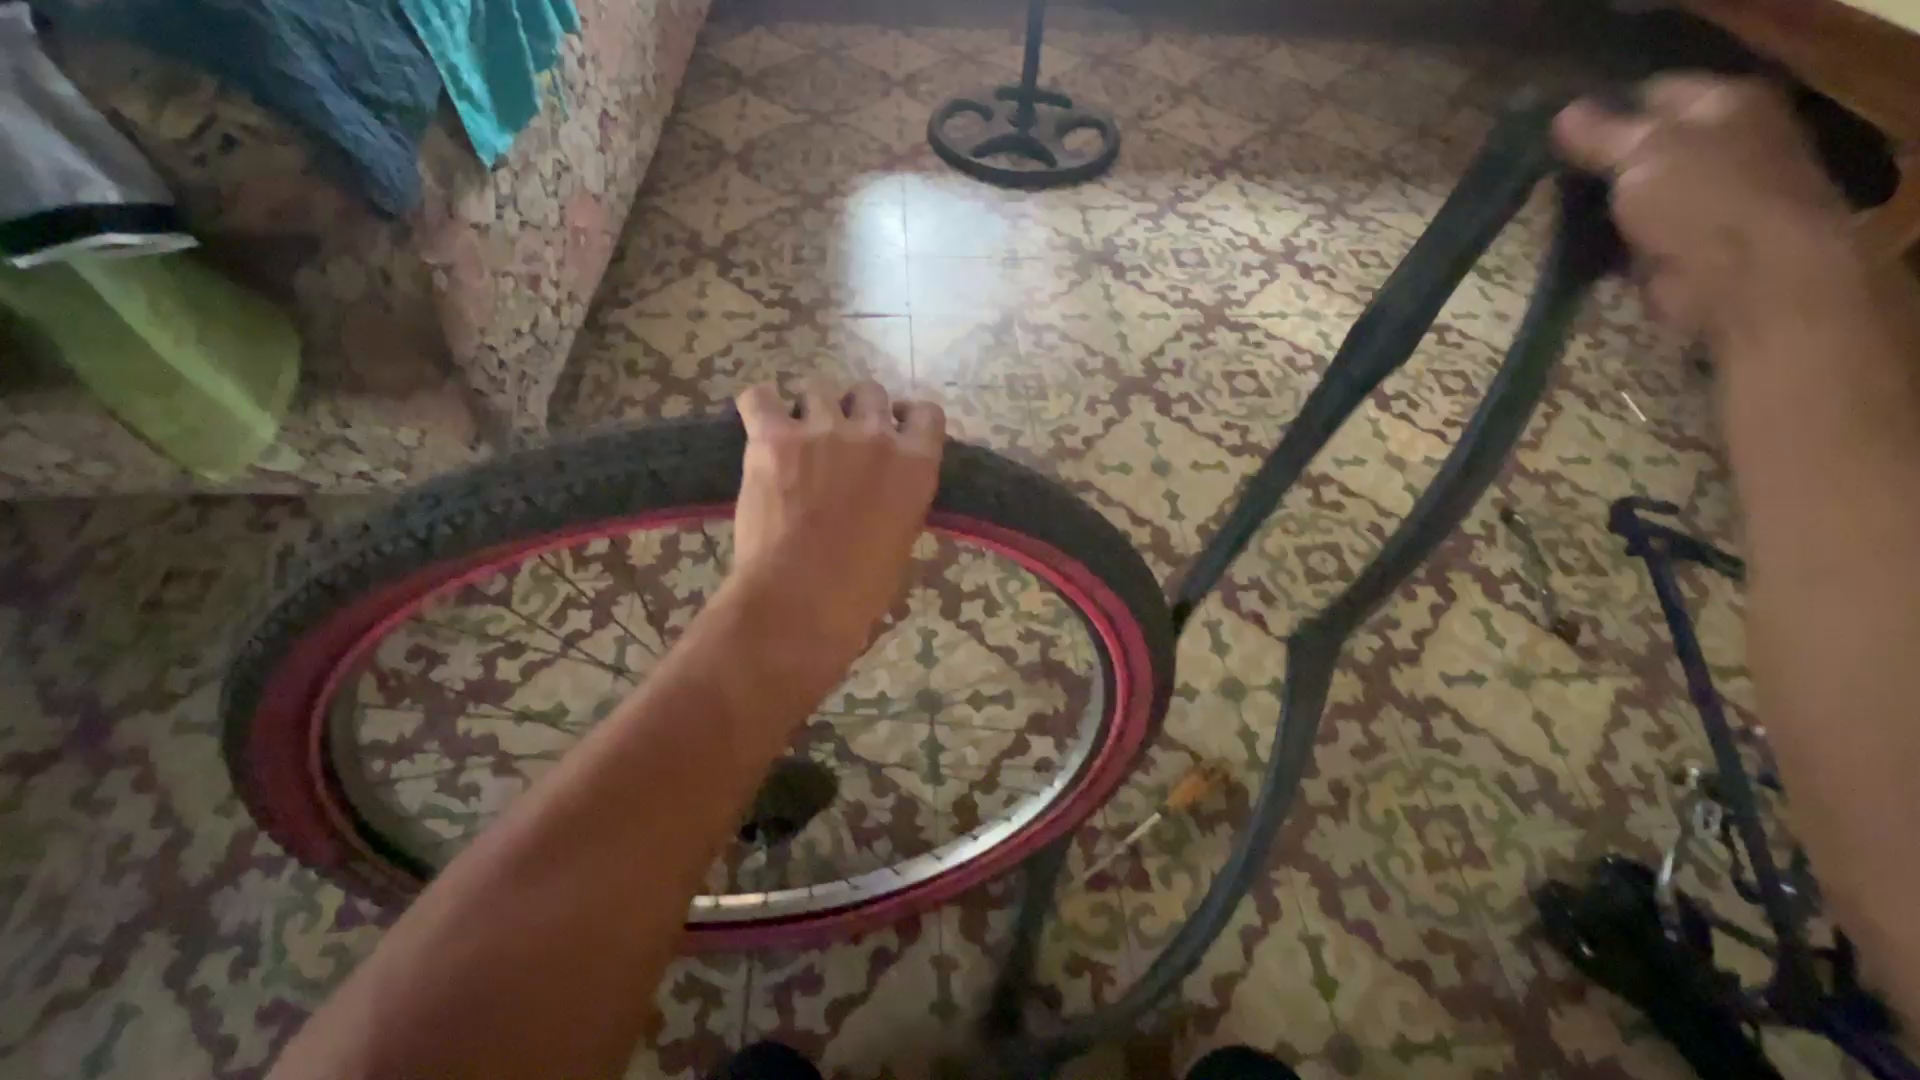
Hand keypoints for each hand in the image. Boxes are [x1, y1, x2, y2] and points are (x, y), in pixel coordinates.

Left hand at [730, 381, 944, 657]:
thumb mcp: (901, 543)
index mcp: (915, 465)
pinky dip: (760, 405)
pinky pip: (760, 397)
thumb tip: (883, 495)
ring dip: (810, 409)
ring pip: (817, 389)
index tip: (893, 428)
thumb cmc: (860, 591)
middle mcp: (874, 435)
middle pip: (870, 391)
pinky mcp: (773, 437)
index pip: (926, 413)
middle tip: (840, 437)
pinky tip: (759, 422)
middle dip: (856, 409)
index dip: (906, 417)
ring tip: (797, 436)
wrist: (799, 600)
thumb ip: (898, 502)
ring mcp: (823, 430)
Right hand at [1554, 75, 1852, 342]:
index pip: (1652, 92)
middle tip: (1543, 174)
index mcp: (1725, 104)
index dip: (1603, 108)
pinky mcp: (1682, 246)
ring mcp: (1703, 199)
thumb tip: (1562, 114)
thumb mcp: (1643, 152)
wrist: (1746, 279)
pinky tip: (1567, 244)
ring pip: (1632, 192)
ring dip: (1594, 205)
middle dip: (1594, 160)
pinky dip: (1601, 241)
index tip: (1554, 132)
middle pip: (1642, 144)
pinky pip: (1630, 235)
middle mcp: (1722, 145)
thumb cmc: (1703, 199)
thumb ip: (1600, 133)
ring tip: (1546, 210)